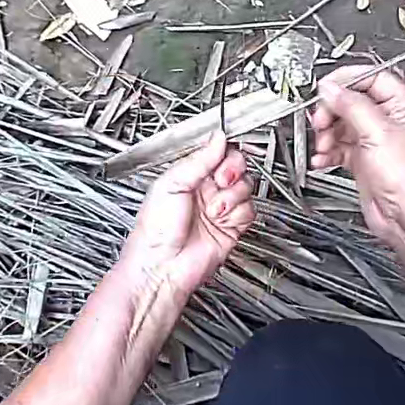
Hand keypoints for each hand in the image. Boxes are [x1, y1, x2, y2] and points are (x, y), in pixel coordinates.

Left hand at [115, 134, 254, 307]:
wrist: (162, 266)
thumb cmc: (155, 230)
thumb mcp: (172, 183)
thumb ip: (199, 160)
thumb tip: (217, 138)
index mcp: (189, 175)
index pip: (216, 152)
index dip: (224, 151)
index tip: (223, 154)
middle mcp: (206, 189)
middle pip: (237, 166)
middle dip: (232, 171)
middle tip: (220, 180)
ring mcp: (220, 207)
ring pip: (246, 186)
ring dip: (232, 195)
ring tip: (214, 207)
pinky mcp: (232, 226)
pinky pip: (249, 209)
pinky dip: (238, 212)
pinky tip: (221, 218)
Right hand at [310, 65, 404, 255]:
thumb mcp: (378, 133)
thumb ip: (352, 106)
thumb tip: (332, 88)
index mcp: (403, 109)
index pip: (373, 79)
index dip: (348, 80)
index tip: (327, 87)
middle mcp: (390, 124)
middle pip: (353, 103)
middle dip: (332, 110)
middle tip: (320, 120)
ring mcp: (376, 144)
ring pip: (343, 127)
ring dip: (327, 134)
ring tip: (322, 144)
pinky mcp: (365, 164)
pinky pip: (340, 150)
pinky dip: (328, 154)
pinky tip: (322, 160)